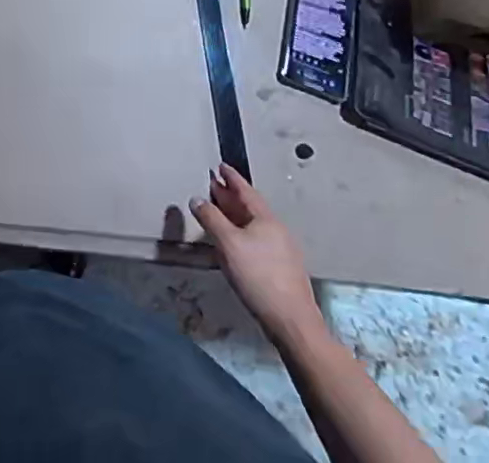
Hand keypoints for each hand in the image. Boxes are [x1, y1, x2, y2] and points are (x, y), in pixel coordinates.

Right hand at [190, 163, 323, 342]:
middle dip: (230, 196)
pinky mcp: (280, 268)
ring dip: (234, 214)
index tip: (221, 166)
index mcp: (266, 219)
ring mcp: (281, 250)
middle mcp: (276, 230)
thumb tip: (197, 199)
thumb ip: (211, 218)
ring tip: (218, 210)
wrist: (290, 320)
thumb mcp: (228, 244)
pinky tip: (232, 241)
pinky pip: (256, 239)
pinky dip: (241, 231)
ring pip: (253, 224)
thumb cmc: (258, 276)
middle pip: (250, 207)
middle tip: (213, 186)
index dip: (232, 178)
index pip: (246, 191)